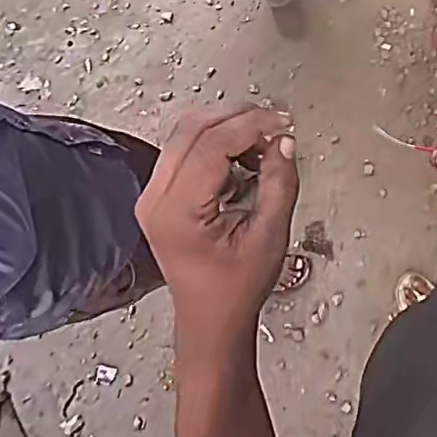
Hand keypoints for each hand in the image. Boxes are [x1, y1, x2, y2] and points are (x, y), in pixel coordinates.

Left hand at [136, 106, 298, 356]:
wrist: (211, 319)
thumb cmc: (237, 288)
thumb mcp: (269, 236)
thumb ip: (279, 183)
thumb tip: (283, 140)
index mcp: (176, 211)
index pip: (212, 144)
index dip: (251, 125)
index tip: (283, 123)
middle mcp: (155, 197)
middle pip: (192, 128)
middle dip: (239, 117)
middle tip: (277, 123)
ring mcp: (153, 194)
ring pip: (186, 132)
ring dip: (228, 125)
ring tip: (265, 139)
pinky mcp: (160, 193)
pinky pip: (186, 148)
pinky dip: (218, 140)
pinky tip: (245, 154)